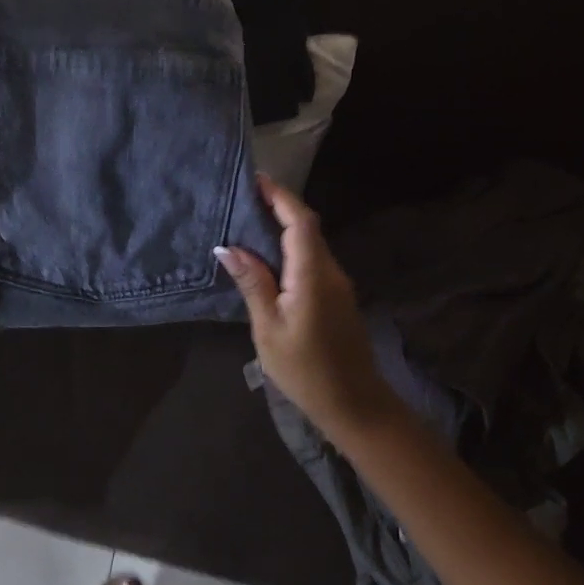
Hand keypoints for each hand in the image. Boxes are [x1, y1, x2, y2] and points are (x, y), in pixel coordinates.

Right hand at [216, 176, 397, 438]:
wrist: (355, 405)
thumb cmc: (306, 370)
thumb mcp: (269, 328)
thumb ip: (253, 282)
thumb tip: (228, 247)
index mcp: (312, 274)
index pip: (299, 221)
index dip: (279, 196)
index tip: (255, 179)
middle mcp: (330, 271)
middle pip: (306, 227)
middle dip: (279, 207)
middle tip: (243, 198)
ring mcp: (337, 285)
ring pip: (310, 244)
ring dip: (283, 228)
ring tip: (248, 222)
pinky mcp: (336, 298)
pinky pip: (312, 260)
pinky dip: (290, 249)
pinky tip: (266, 256)